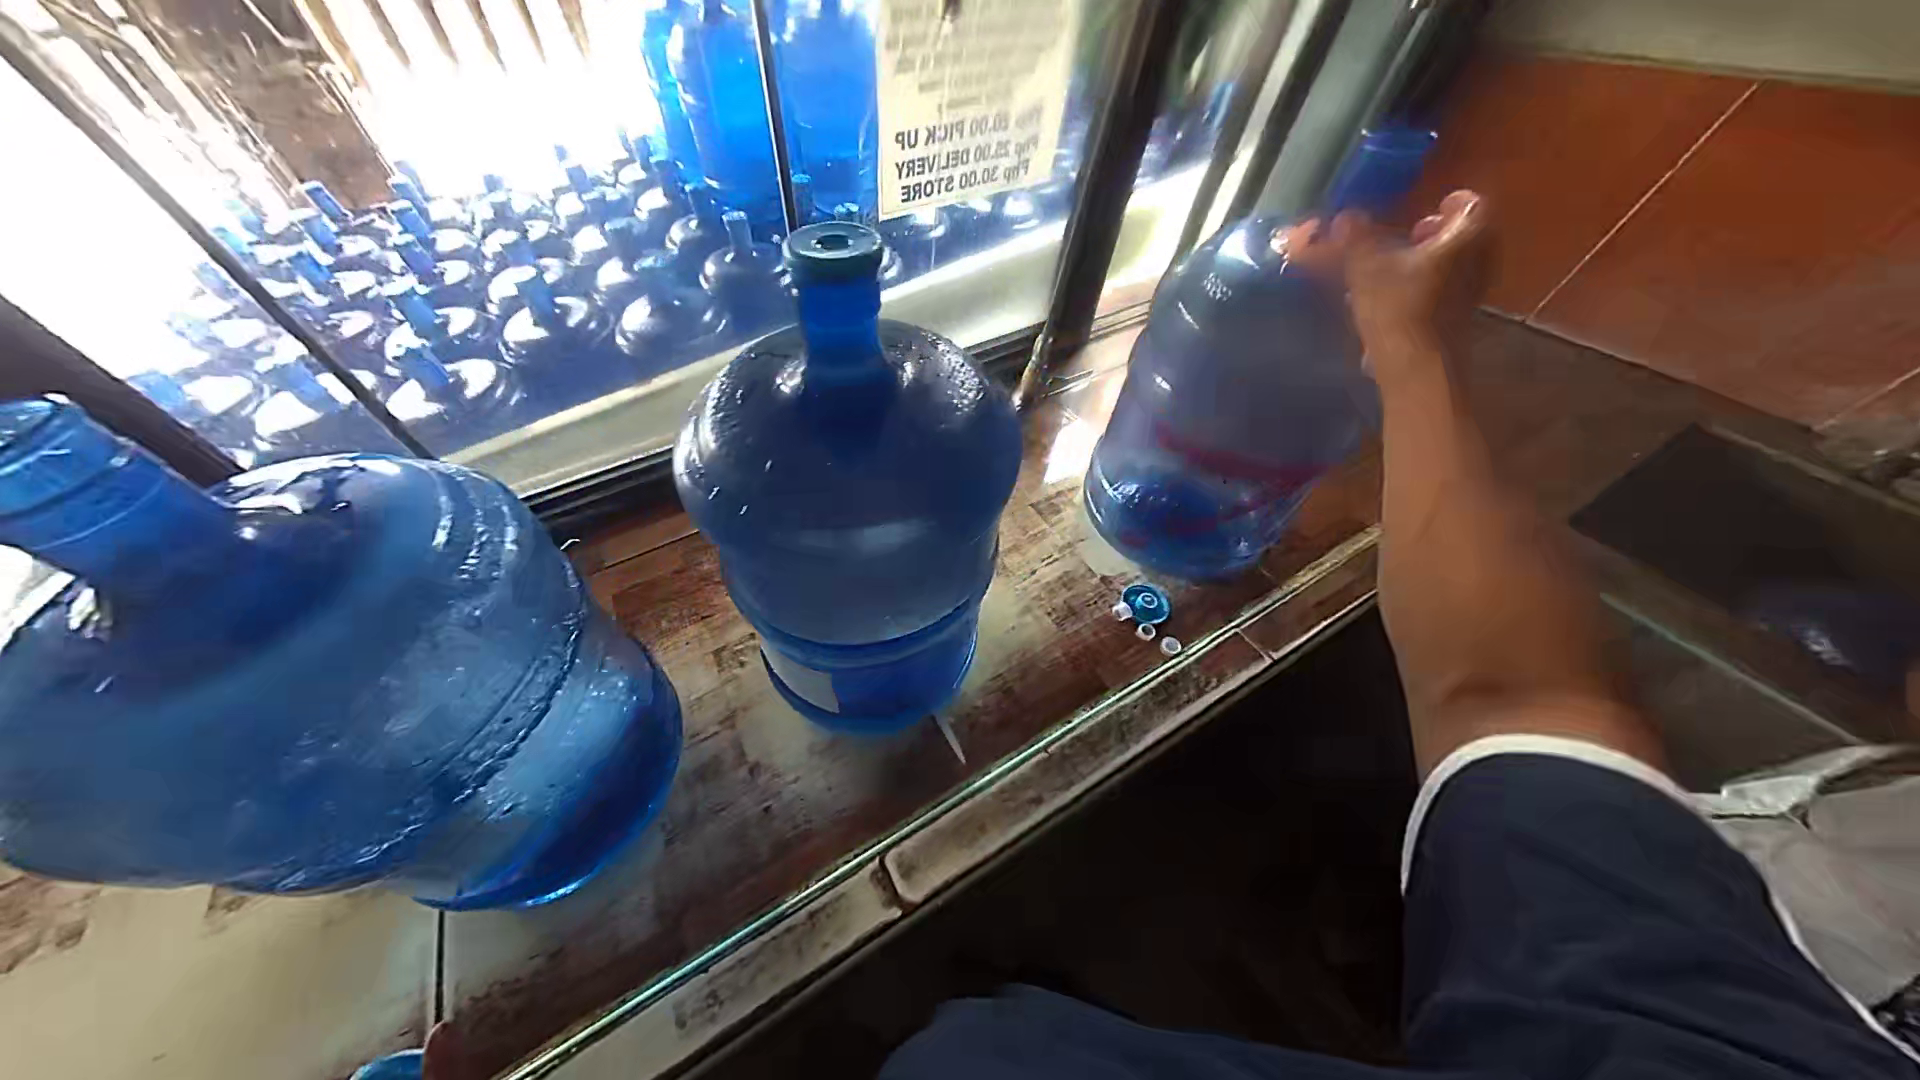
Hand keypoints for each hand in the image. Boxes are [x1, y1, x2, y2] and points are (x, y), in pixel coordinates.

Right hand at [1278, 189, 1492, 382]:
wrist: (1415, 365)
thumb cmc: (1397, 307)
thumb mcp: (1367, 269)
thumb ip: (1357, 240)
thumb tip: (1345, 216)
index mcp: (1466, 237)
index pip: (1472, 205)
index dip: (1453, 202)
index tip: (1436, 204)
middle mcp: (1479, 261)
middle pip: (1469, 237)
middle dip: (1442, 234)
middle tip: (1416, 235)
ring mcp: (1472, 293)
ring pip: (1458, 266)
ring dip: (1434, 263)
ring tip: (1400, 269)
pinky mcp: (1458, 321)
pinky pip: (1448, 293)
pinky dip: (1429, 288)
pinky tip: (1396, 300)